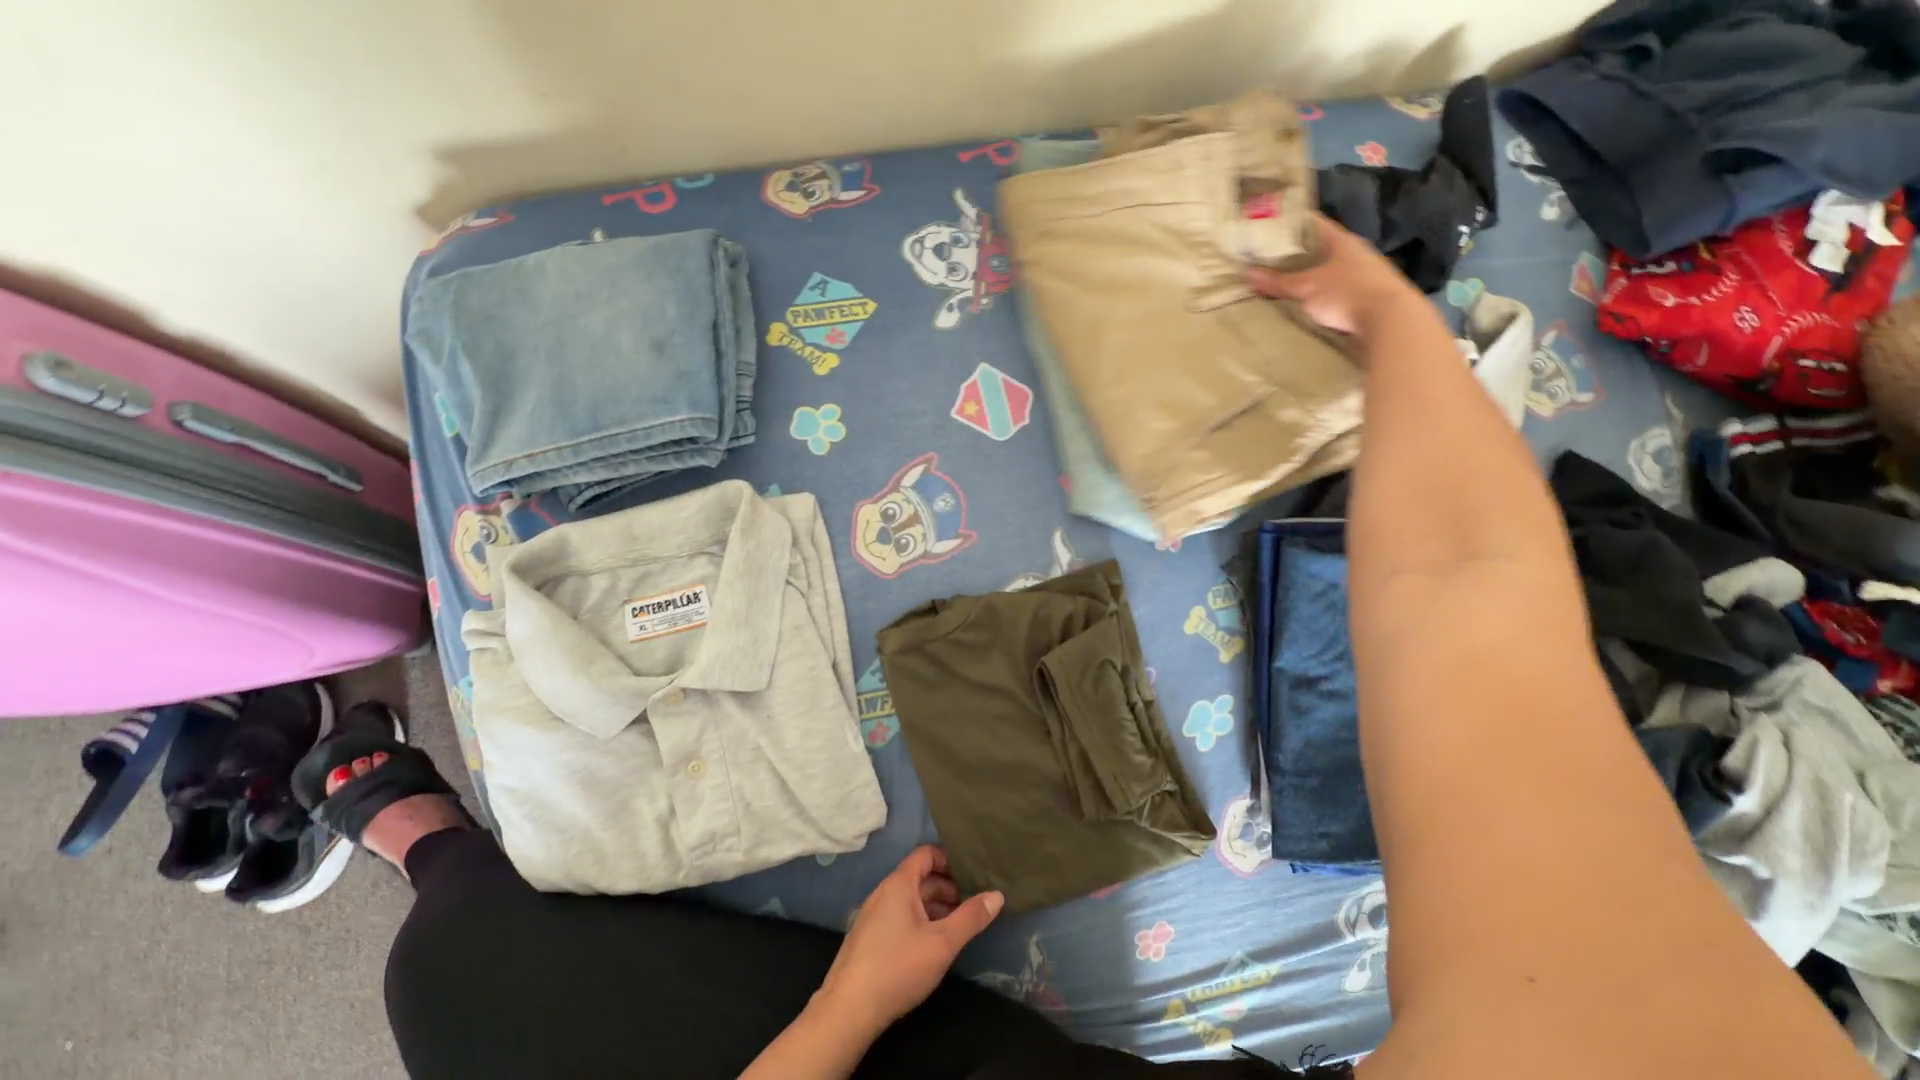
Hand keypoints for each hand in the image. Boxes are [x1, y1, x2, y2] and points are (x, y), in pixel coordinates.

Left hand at [814, 846, 1004, 1035]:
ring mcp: (874, 917)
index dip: (950, 859)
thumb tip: (997, 895)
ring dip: (936, 907)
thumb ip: (971, 917)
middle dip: (949, 887)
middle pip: (920, 878)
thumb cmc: (898, 967)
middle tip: (975, 902)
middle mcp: (883, 894)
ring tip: (961, 924)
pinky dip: (921, 921)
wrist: (849, 1009)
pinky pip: (900, 917)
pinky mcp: (869, 939)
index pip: (926, 854)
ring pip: (911, 900)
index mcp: (898, 885)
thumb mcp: (942, 943)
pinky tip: (935, 944)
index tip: (974, 873)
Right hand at [1246, 213, 1423, 338]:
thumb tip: (1247, 272)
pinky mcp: (1369, 296)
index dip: (1290, 226)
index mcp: (1341, 240)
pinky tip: (1309, 304)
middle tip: (1269, 262)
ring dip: (1312, 277)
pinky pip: (1339, 290)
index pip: (1313, 224)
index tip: (1268, 231)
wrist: (1392, 322)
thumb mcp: (1306, 287)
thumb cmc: (1347, 294)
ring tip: (1285, 285)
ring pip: (1331, 270)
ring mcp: (1366, 274)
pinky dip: (1323, 295)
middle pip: (1321, 248)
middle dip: (1297, 255)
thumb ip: (1278, 281)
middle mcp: (1355, 252)